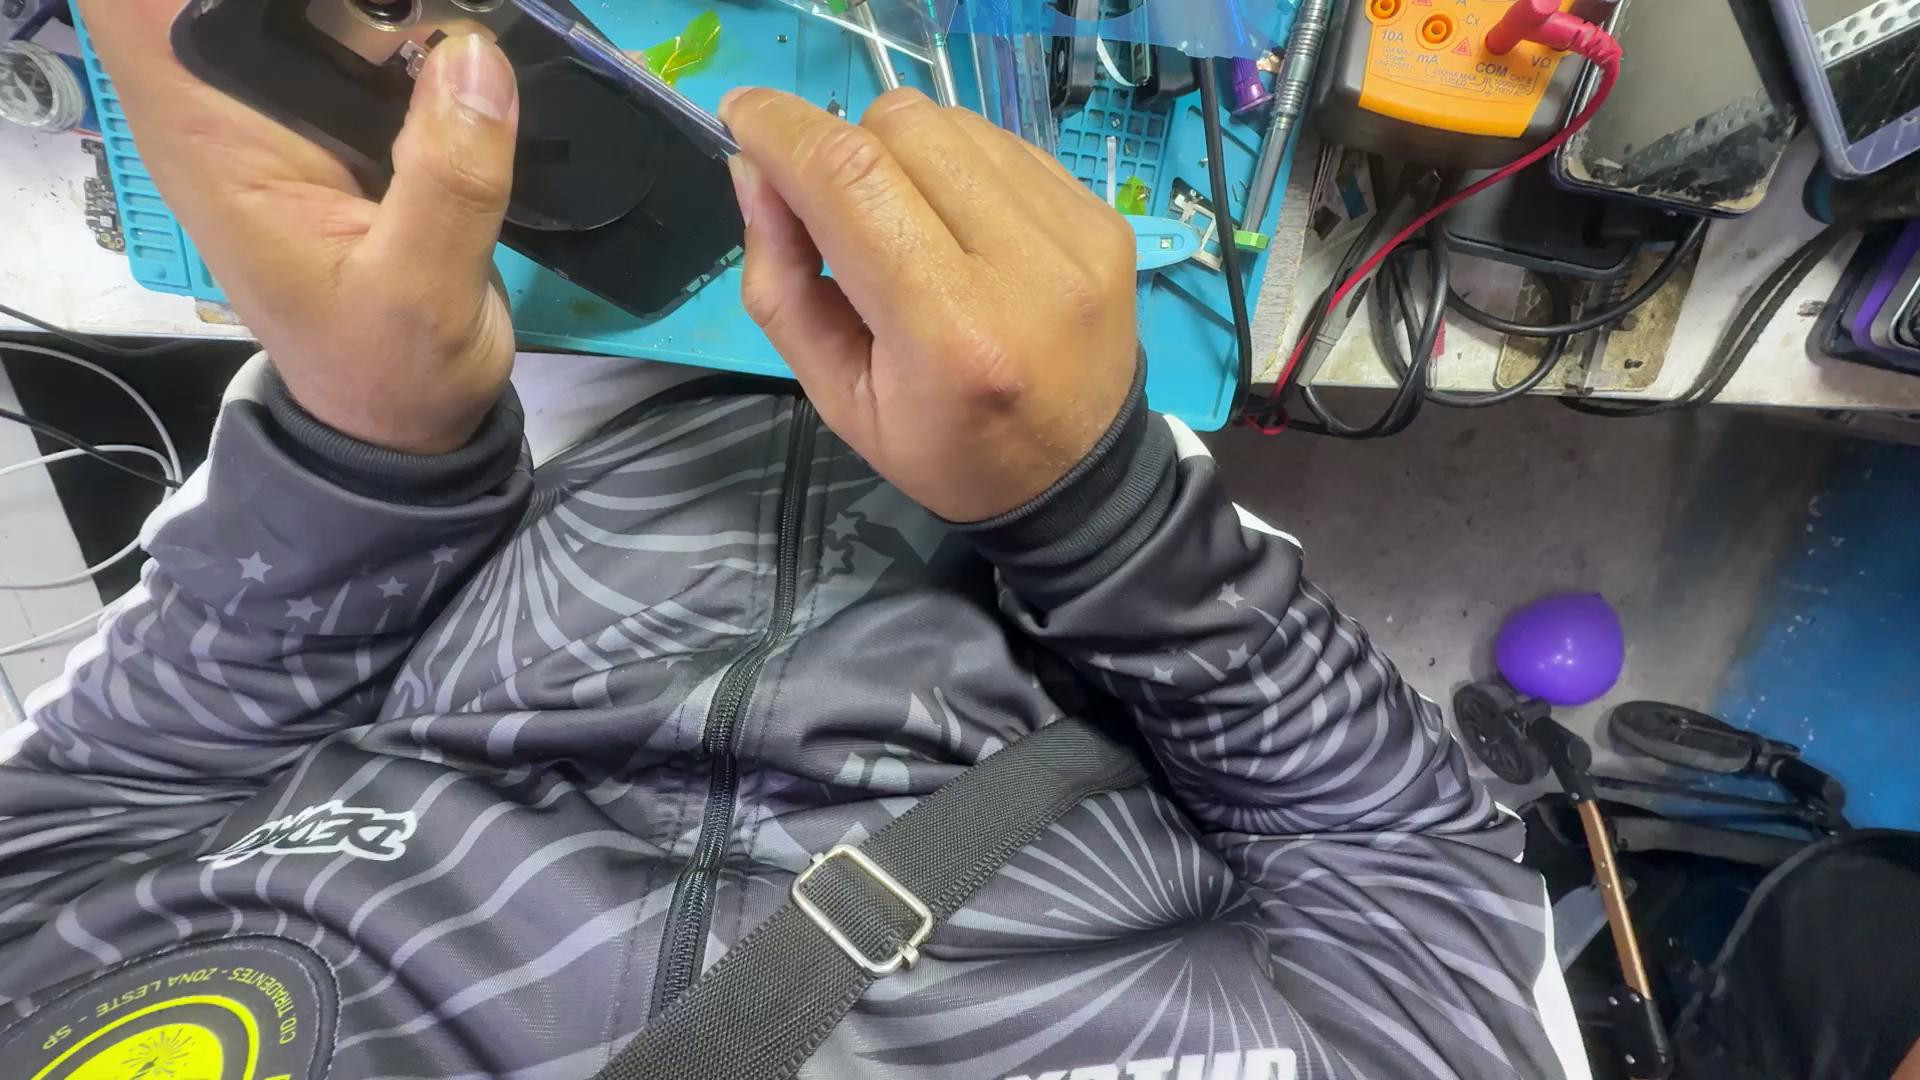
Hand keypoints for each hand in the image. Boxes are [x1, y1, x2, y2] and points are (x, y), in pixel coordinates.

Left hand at [77, 0, 519, 453]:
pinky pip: (374, 64)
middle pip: (249, 0)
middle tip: (439, 17)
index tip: (358, 5)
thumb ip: (450, 179)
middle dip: (345, 0)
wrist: (412, 421)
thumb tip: (477, 55)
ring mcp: (300, 122)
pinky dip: (419, 48)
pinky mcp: (357, 143)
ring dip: (391, 15)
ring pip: (317, 16)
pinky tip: (469, 62)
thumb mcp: (424, 288)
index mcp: (212, 132)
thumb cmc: (396, 368)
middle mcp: (237, 107)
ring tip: (461, 28)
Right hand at [719, 87, 1137, 522]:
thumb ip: (783, 291)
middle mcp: (1026, 269)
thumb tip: (756, 173)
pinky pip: (1004, 145)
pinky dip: (959, 168)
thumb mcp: (842, 401)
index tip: (743, 117)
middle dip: (843, 149)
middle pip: (903, 127)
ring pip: (954, 123)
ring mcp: (1076, 235)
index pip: (852, 182)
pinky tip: (963, 230)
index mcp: (949, 336)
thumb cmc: (948, 451)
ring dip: (903, 156)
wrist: (1072, 474)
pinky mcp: (1103, 219)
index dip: (782, 132)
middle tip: (840, 213)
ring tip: (909, 229)